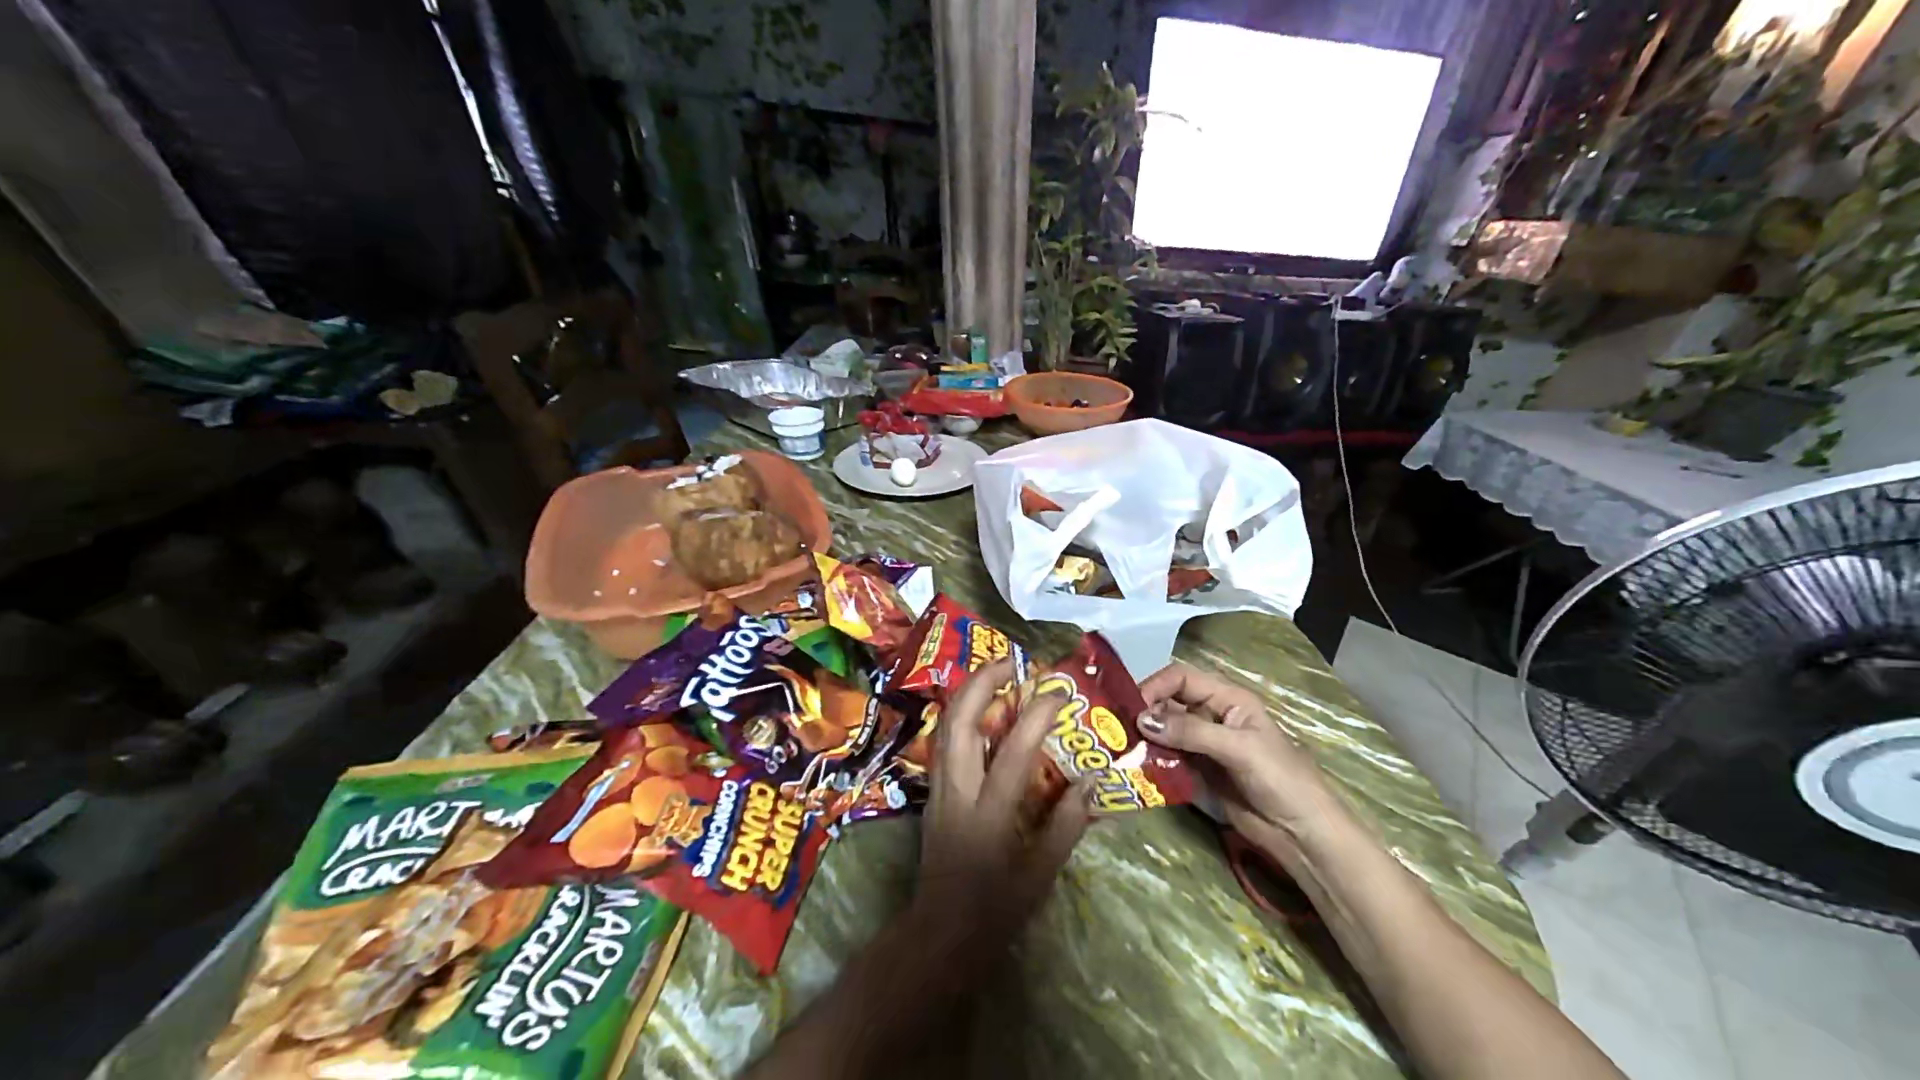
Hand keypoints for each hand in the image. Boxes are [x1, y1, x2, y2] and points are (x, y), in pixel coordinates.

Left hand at [914, 656, 1091, 944]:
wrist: (941, 930)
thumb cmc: (996, 908)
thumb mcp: (1041, 874)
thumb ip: (1067, 823)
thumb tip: (1094, 778)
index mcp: (989, 816)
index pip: (1014, 754)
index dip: (1036, 716)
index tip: (1058, 692)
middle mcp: (957, 793)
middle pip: (960, 723)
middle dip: (982, 683)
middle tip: (1012, 662)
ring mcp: (938, 789)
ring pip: (944, 726)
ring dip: (968, 693)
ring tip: (995, 675)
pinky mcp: (932, 792)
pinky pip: (942, 741)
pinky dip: (960, 715)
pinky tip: (978, 710)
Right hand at [1137, 662, 1350, 862]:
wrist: (1302, 834)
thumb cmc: (1281, 779)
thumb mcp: (1239, 748)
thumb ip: (1191, 732)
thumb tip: (1142, 720)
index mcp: (1227, 699)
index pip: (1182, 678)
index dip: (1156, 686)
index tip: (1133, 708)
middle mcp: (1211, 717)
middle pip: (1168, 703)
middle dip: (1144, 712)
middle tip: (1116, 728)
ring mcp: (1202, 746)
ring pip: (1164, 732)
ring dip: (1143, 738)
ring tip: (1119, 748)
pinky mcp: (1196, 773)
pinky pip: (1166, 759)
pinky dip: (1149, 761)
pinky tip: (1133, 768)